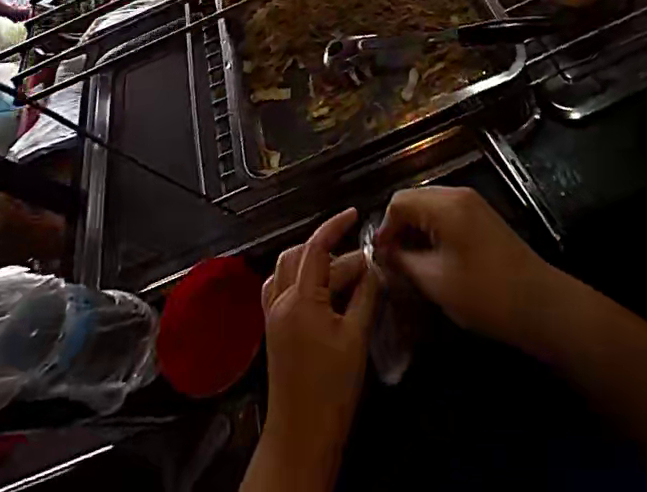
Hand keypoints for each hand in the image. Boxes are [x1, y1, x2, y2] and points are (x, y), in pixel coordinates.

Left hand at [258, 207, 377, 458]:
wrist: (302, 433)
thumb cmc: (332, 386)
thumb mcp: (357, 334)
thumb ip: (366, 293)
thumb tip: (372, 268)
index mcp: (300, 301)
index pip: (316, 248)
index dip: (335, 225)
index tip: (354, 213)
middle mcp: (280, 303)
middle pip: (300, 256)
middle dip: (331, 249)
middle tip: (362, 262)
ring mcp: (273, 317)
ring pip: (288, 270)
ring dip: (315, 262)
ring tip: (345, 273)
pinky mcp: (275, 330)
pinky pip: (281, 288)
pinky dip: (302, 279)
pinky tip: (324, 290)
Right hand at [373, 186, 560, 353]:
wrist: (537, 301)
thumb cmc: (483, 293)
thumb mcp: (433, 280)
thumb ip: (402, 260)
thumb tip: (382, 251)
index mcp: (447, 205)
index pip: (399, 201)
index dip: (384, 228)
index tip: (380, 258)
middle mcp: (460, 195)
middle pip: (414, 198)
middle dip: (399, 226)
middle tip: (392, 261)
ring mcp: (474, 204)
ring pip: (430, 206)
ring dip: (415, 228)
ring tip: (409, 262)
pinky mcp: (482, 216)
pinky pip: (447, 213)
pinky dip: (433, 229)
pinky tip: (432, 257)